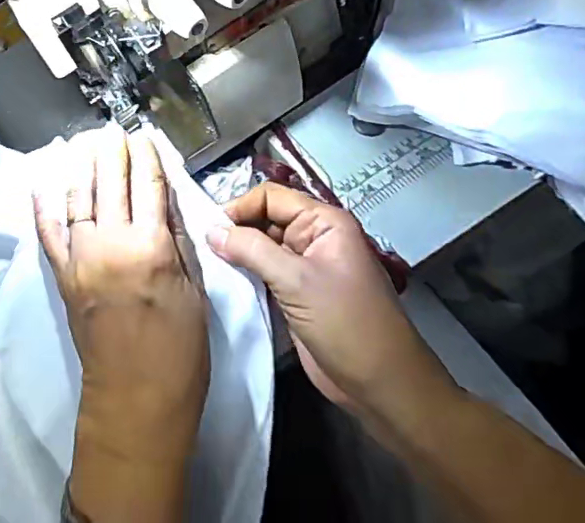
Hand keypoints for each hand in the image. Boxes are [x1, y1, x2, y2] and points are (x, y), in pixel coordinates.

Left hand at [35, 126, 208, 518]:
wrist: (136, 399)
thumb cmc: (180, 349)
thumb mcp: (195, 289)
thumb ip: (177, 238)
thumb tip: (165, 198)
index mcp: (151, 246)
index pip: (147, 185)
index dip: (146, 156)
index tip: (143, 136)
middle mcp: (112, 243)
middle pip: (110, 183)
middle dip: (111, 152)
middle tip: (111, 130)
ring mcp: (81, 258)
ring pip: (78, 199)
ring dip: (81, 166)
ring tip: (83, 143)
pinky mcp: (62, 276)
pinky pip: (48, 233)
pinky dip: (44, 206)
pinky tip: (43, 182)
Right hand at [208, 182, 451, 432]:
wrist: (382, 387)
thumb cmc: (346, 325)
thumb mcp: (297, 282)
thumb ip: (252, 250)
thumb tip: (210, 230)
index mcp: (324, 222)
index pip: (272, 197)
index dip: (240, 207)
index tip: (208, 227)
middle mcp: (314, 237)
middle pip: (265, 219)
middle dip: (236, 230)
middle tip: (201, 246)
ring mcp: (306, 267)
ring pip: (262, 247)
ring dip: (238, 253)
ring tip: (207, 262)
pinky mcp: (297, 294)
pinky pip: (265, 272)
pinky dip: (246, 274)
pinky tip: (224, 281)